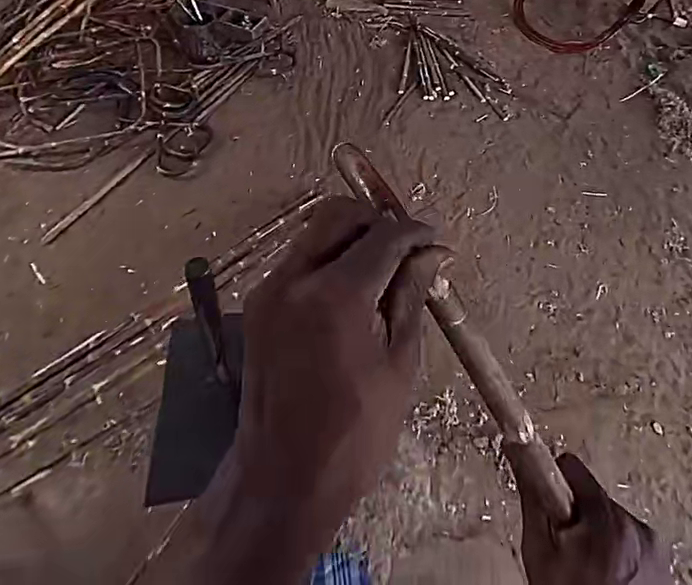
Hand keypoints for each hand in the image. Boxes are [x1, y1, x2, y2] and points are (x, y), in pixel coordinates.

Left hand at [193, 197, 447, 582]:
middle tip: (404, 246)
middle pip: (336, 214)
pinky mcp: (257, 303)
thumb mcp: (398, 364)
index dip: (412, 231)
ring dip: (348, 237)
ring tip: (380, 268)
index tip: (434, 239)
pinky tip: (349, 290)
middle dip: (374, 220)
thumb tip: (431, 253)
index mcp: (336, 295)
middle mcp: (294, 278)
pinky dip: (326, 259)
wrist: (283, 477)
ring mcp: (269, 288)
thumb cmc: (356, 433)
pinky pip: (296, 261)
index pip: (380, 237)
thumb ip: (411, 296)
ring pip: (312, 233)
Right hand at [516, 452, 668, 584]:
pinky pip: (632, 544)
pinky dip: (617, 555)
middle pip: (592, 497)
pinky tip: (606, 578)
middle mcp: (638, 530)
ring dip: (597, 536)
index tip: (545, 497)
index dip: (552, 483)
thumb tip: (519, 454)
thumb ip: (532, 499)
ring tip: (587, 570)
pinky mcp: (665, 570)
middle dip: (576, 517)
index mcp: (606, 520)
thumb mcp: (539, 552)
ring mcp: (656, 553)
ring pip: (612, 521)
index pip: (571, 468)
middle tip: (566, 550)